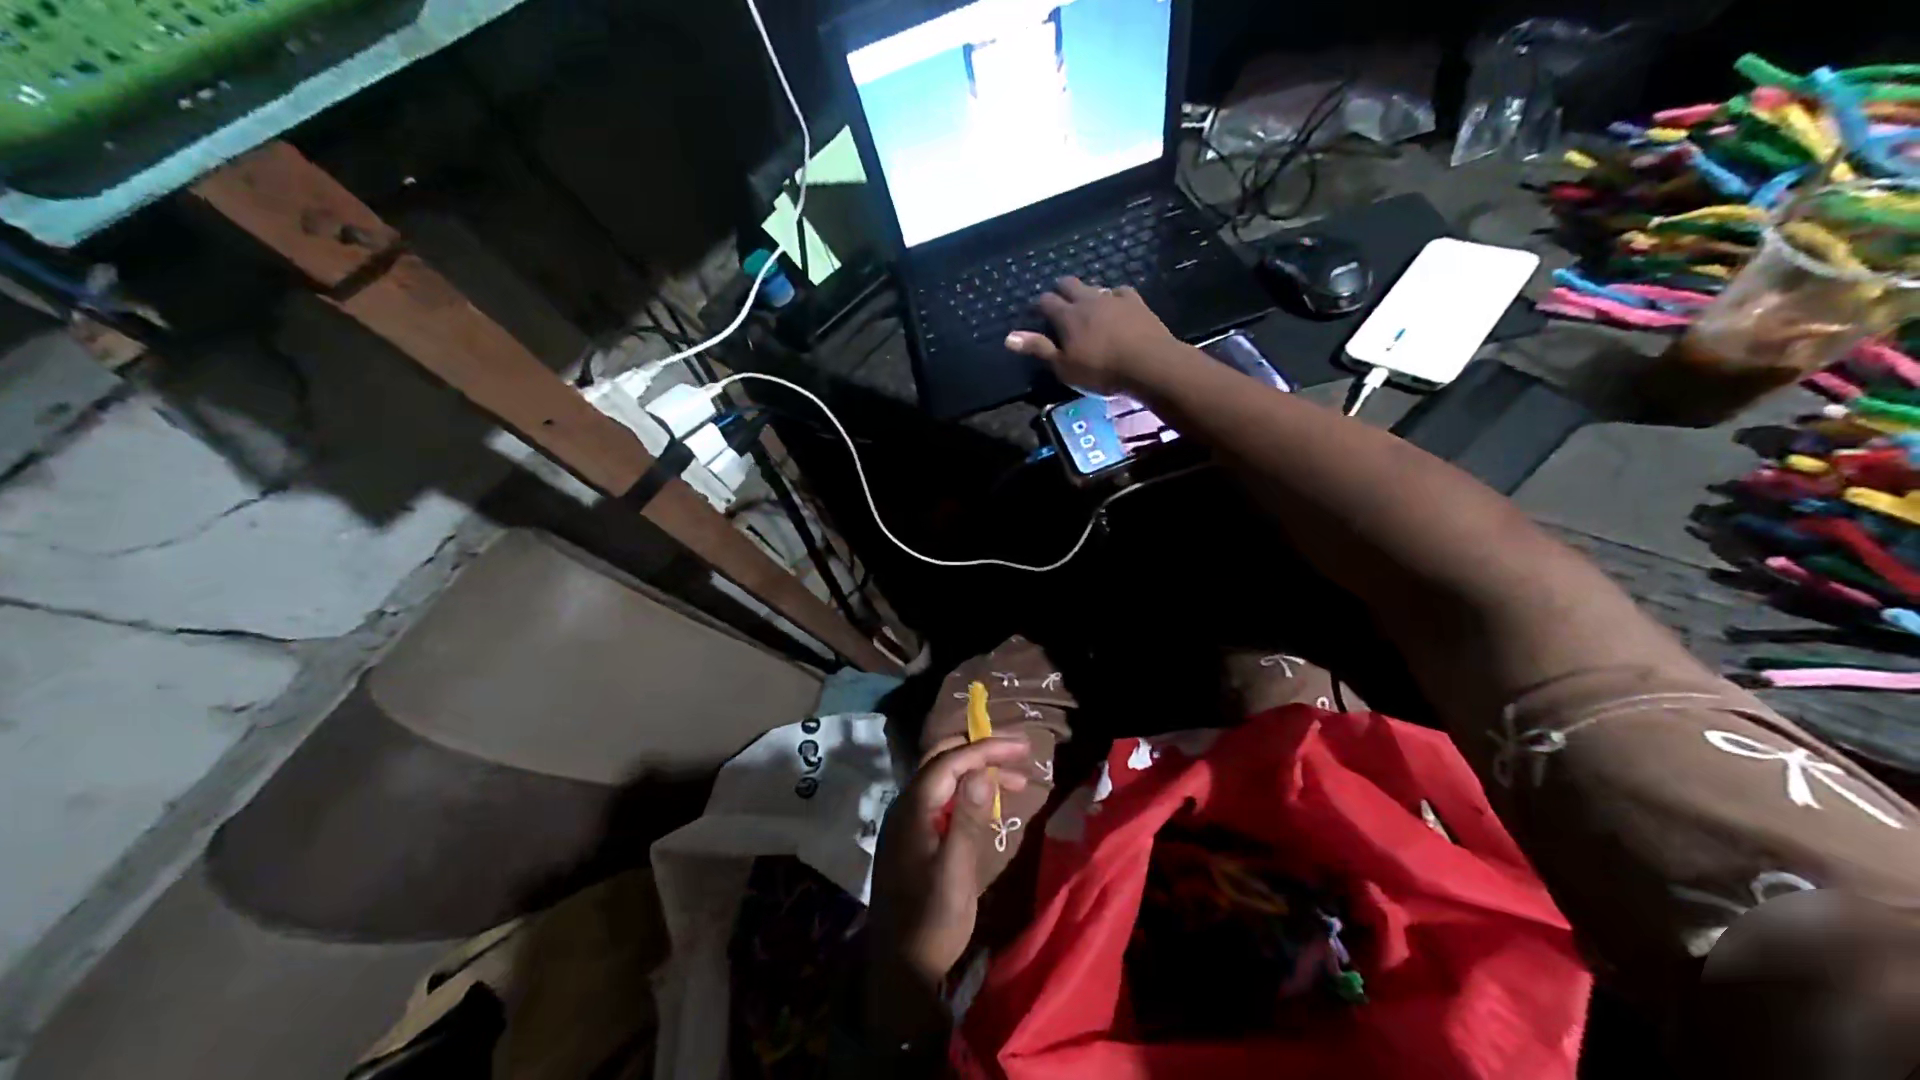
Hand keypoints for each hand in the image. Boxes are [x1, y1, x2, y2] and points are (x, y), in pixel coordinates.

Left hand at [869, 736, 1031, 988]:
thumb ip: (968, 820)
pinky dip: (968, 791)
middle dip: (981, 751)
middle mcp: (906, 806)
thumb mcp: (955, 872)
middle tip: (1019, 753)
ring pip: (944, 779)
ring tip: (1018, 780)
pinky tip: (989, 802)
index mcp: (913, 809)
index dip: (987, 749)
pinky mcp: (914, 838)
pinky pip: (943, 799)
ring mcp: (908, 822)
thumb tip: (982, 772)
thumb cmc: (932, 920)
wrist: (900, 967)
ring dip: (977, 771)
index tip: (1023, 747)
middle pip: (942, 761)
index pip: (950, 761)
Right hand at [1003, 277, 1181, 394]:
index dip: (1038, 305)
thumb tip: (1008, 336)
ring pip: (1094, 287)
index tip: (1035, 313)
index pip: (1046, 301)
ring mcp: (1114, 298)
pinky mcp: (1136, 303)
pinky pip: (1120, 292)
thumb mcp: (1064, 367)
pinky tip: (1115, 306)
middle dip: (1060, 290)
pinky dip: (1113, 297)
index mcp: (1067, 316)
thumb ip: (1038, 348)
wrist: (1149, 364)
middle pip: (1069, 284)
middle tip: (1057, 302)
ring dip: (1086, 294)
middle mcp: (1088, 300)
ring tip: (1086, 307)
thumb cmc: (1101, 370)